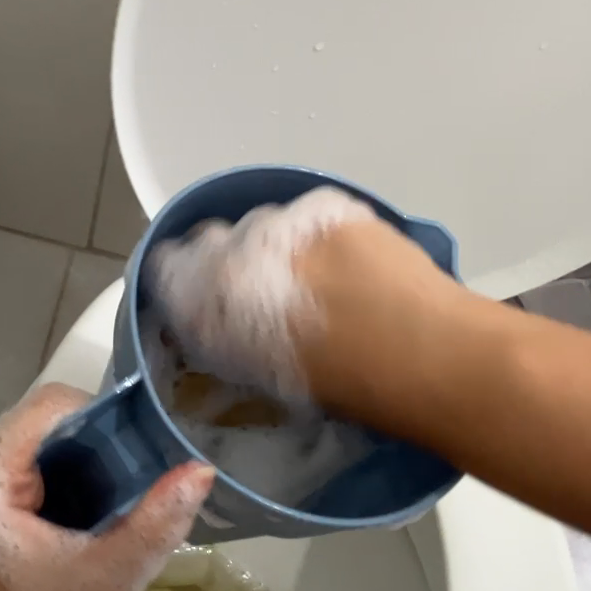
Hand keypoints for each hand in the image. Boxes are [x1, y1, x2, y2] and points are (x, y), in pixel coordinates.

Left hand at [0, 384, 215, 590]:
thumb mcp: (111, 576)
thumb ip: (155, 522)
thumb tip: (202, 468)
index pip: (46, 409)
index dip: (98, 416)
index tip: (142, 446)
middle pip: (49, 413)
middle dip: (100, 432)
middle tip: (143, 462)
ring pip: (54, 426)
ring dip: (96, 444)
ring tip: (131, 474)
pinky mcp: (8, 485)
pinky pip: (53, 446)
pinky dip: (88, 457)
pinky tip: (113, 485)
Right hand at [146, 186, 467, 416]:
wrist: (425, 352)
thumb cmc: (346, 386)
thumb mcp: (265, 374)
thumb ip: (228, 339)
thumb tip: (223, 322)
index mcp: (210, 298)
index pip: (165, 269)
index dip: (180, 279)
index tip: (195, 290)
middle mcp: (233, 249)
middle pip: (212, 241)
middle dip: (230, 260)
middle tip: (266, 289)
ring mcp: (282, 221)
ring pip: (261, 226)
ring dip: (276, 246)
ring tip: (317, 277)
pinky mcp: (325, 204)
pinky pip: (306, 216)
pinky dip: (317, 234)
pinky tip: (347, 261)